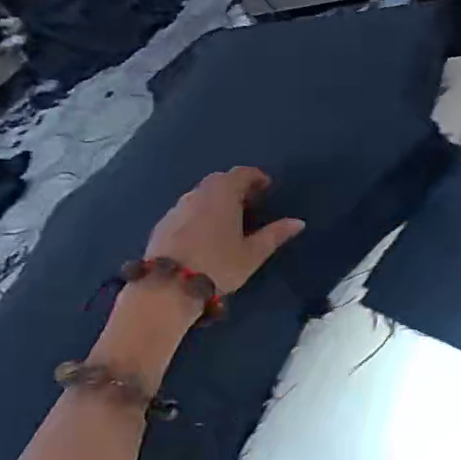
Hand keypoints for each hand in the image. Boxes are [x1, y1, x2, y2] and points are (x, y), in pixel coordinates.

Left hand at [145, 167, 305, 294]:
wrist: (168, 286)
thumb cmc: (218, 265)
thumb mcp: (252, 254)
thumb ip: (275, 235)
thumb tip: (298, 222)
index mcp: (223, 194)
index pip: (242, 173)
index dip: (256, 177)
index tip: (267, 186)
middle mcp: (198, 193)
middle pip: (219, 181)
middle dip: (236, 187)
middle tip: (250, 203)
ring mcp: (177, 208)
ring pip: (201, 195)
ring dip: (216, 200)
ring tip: (228, 220)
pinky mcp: (162, 224)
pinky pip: (187, 211)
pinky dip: (199, 214)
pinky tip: (204, 235)